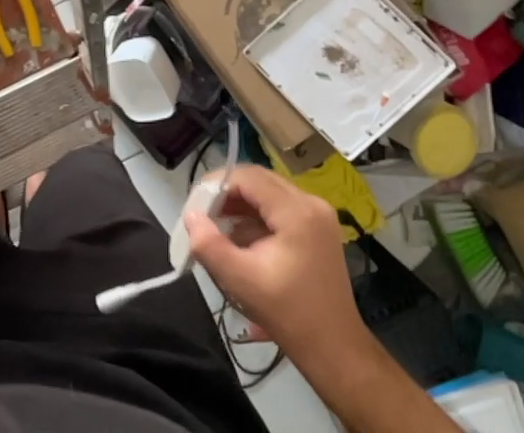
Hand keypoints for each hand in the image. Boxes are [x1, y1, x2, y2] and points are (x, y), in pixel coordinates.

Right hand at [184, 165, 366, 363]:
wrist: (332, 346)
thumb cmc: (287, 312)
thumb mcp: (239, 279)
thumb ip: (208, 244)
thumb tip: (191, 215)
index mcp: (297, 212)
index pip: (248, 177)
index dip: (216, 185)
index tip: (195, 207)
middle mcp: (312, 203)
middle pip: (259, 180)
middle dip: (226, 194)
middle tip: (202, 216)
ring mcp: (318, 215)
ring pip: (268, 193)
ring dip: (240, 205)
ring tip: (217, 229)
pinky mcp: (317, 227)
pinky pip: (279, 207)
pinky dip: (256, 216)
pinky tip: (240, 240)